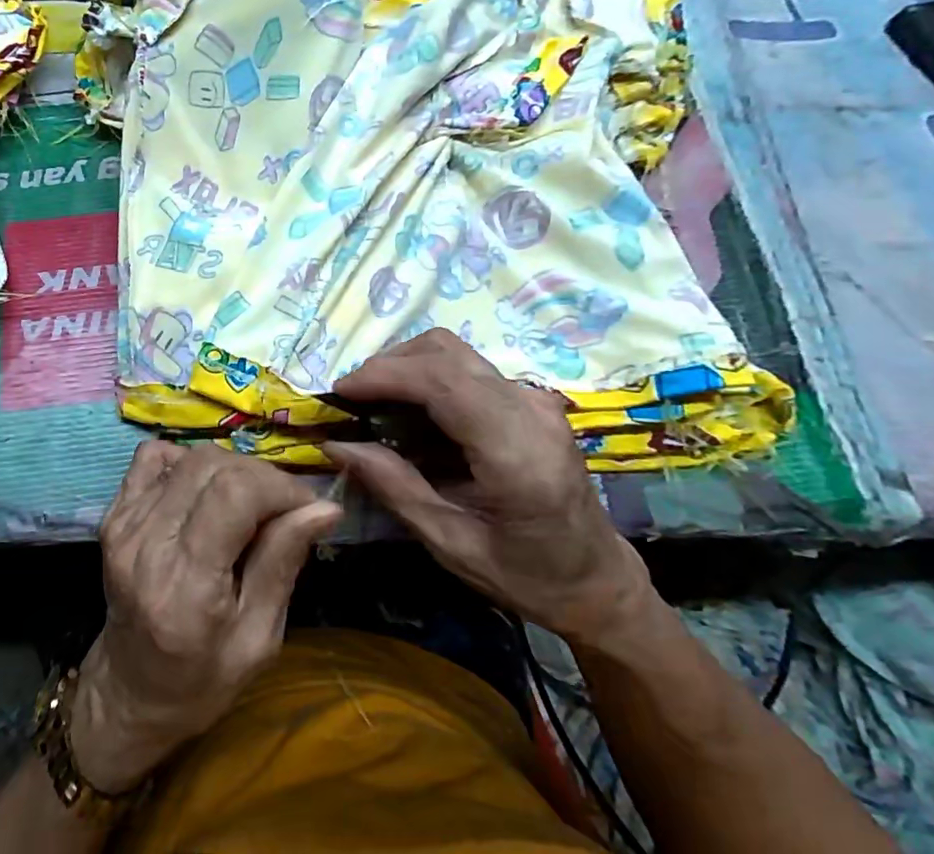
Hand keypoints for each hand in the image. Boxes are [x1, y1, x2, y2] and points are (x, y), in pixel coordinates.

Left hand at [71, 442, 342, 792]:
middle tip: (283, 509)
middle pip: (211, 466)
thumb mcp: (259, 638)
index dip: (281, 488)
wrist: (131, 687)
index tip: (307, 509)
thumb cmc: (203, 677)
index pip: (234, 493)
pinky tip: (204, 494)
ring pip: (187, 457)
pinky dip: (187, 463)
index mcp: (186, 583)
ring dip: (230, 470)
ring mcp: (123, 523)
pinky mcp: (113, 513)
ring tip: (248, 505)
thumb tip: (325, 508)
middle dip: (261, 477)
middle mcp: (146, 542)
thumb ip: (282, 563)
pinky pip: (153, 457)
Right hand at [323, 329, 651, 646]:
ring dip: (403, 367)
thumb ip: (393, 486)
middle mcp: (531, 411)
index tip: (338, 395)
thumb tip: (335, 444)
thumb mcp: (449, 542)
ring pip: (452, 351)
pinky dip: (424, 377)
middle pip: (444, 351)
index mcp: (517, 453)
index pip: (442, 381)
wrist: (598, 582)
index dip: (383, 375)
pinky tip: (405, 411)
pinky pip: (465, 367)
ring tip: (372, 403)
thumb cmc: (526, 576)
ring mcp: (534, 400)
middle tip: (350, 401)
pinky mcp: (528, 400)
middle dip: (386, 366)